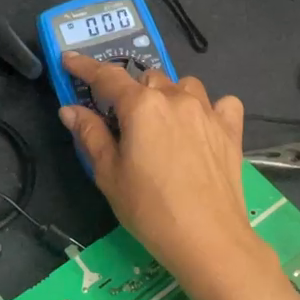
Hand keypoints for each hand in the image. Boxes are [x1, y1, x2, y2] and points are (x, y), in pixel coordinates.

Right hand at [57, 53, 299, 299]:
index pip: (107, 77)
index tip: (69, 60)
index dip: (84, 67)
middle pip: (148, 78)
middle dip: (133, 92)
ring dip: (169, 96)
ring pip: (184, 85)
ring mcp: (207, 111)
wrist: (208, 238)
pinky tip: (202, 127)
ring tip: (164, 123)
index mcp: (141, 106)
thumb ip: (90, 135)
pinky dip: (209, 108)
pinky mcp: (231, 129)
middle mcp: (175, 97)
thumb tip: (71, 109)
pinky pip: (221, 103)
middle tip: (124, 120)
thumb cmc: (150, 210)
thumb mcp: (109, 175)